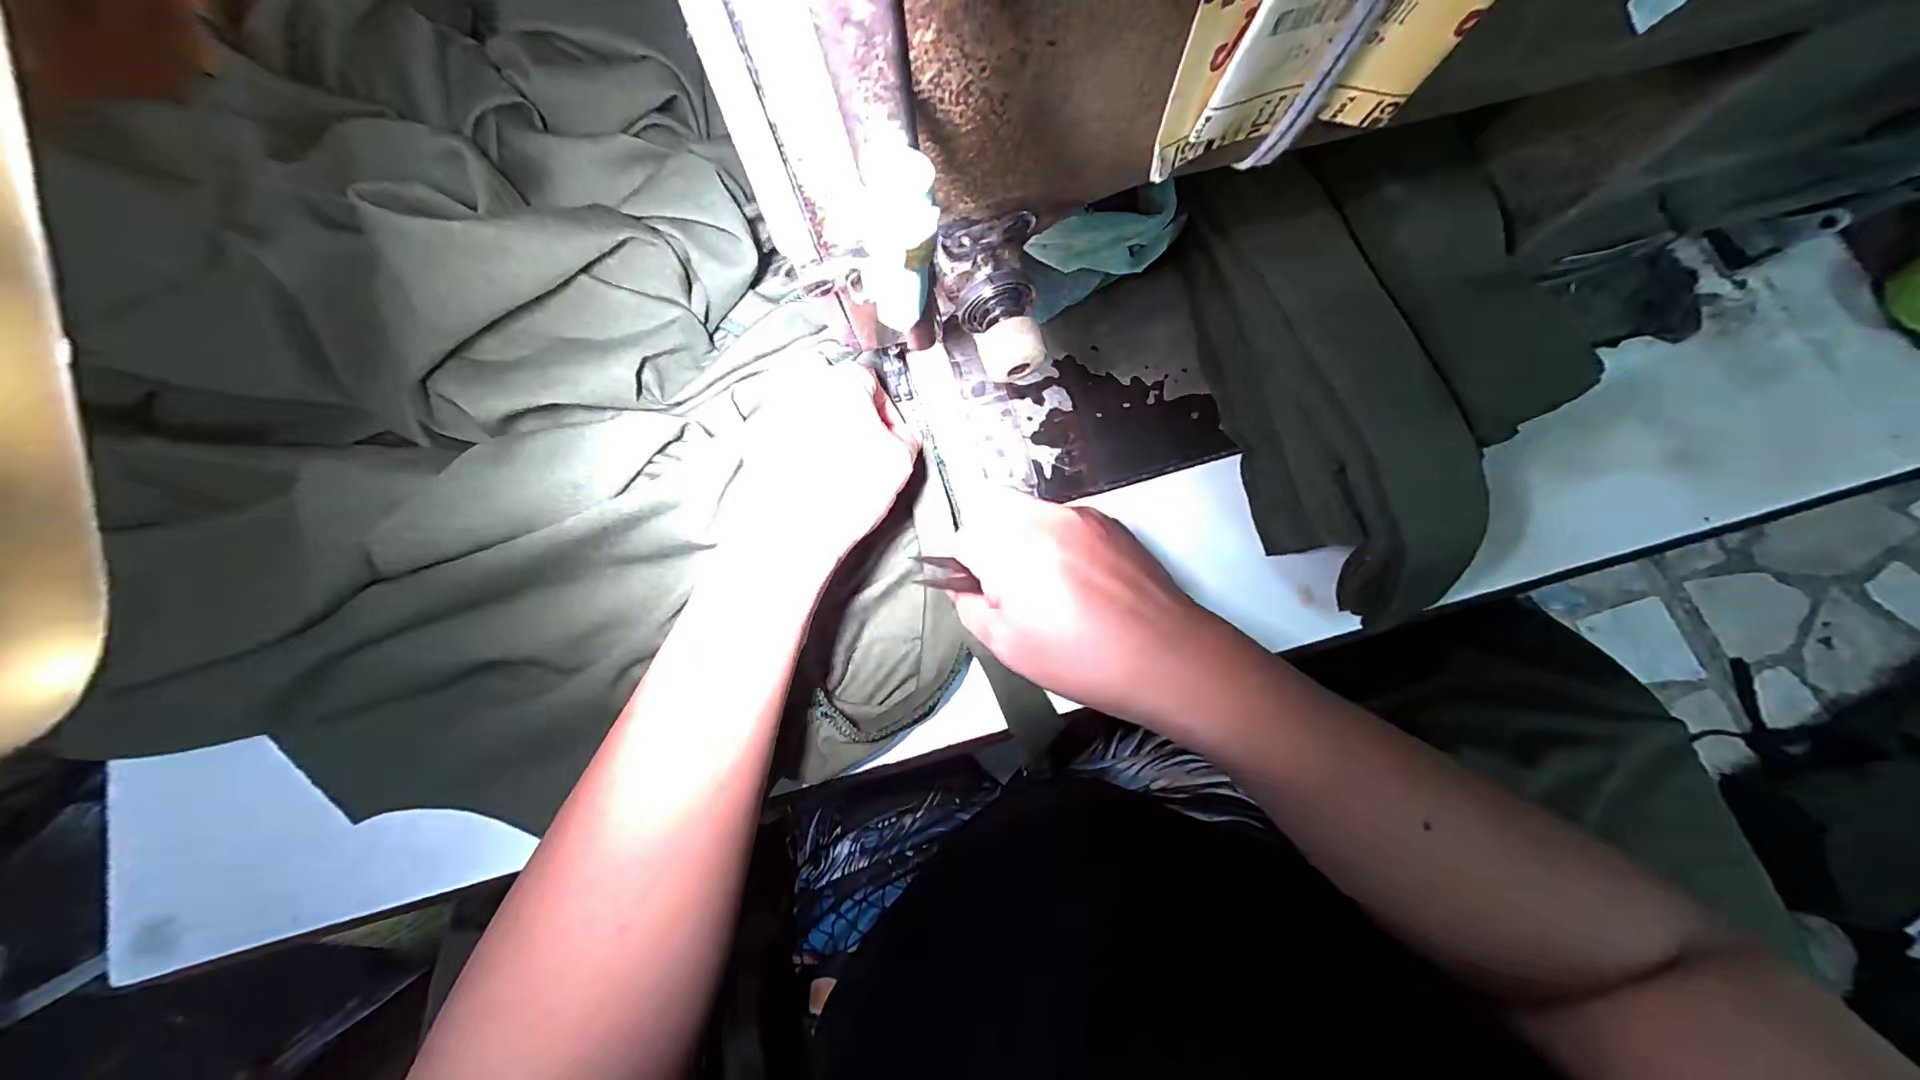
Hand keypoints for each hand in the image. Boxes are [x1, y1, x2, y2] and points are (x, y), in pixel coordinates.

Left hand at [718, 362, 918, 573]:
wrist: (792, 529)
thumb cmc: (841, 495)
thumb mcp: (901, 461)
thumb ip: (907, 436)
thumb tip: (903, 436)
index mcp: (842, 382)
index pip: (874, 383)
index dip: (888, 414)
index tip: (892, 435)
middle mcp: (803, 387)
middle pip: (840, 395)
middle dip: (856, 421)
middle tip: (867, 455)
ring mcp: (774, 410)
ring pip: (812, 414)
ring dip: (827, 434)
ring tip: (839, 470)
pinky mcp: (755, 437)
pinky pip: (788, 435)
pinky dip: (801, 449)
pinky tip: (814, 476)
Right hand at [948, 489, 1260, 726]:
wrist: (1166, 656)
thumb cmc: (1087, 657)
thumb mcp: (1008, 646)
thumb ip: (970, 607)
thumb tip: (964, 587)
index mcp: (1014, 545)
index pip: (964, 537)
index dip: (967, 569)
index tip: (984, 594)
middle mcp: (1046, 517)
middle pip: (994, 517)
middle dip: (994, 550)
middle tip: (1016, 594)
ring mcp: (1082, 515)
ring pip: (1030, 517)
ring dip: (1026, 544)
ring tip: (1053, 593)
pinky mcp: (1109, 522)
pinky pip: (1065, 522)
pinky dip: (1059, 544)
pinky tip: (1080, 585)